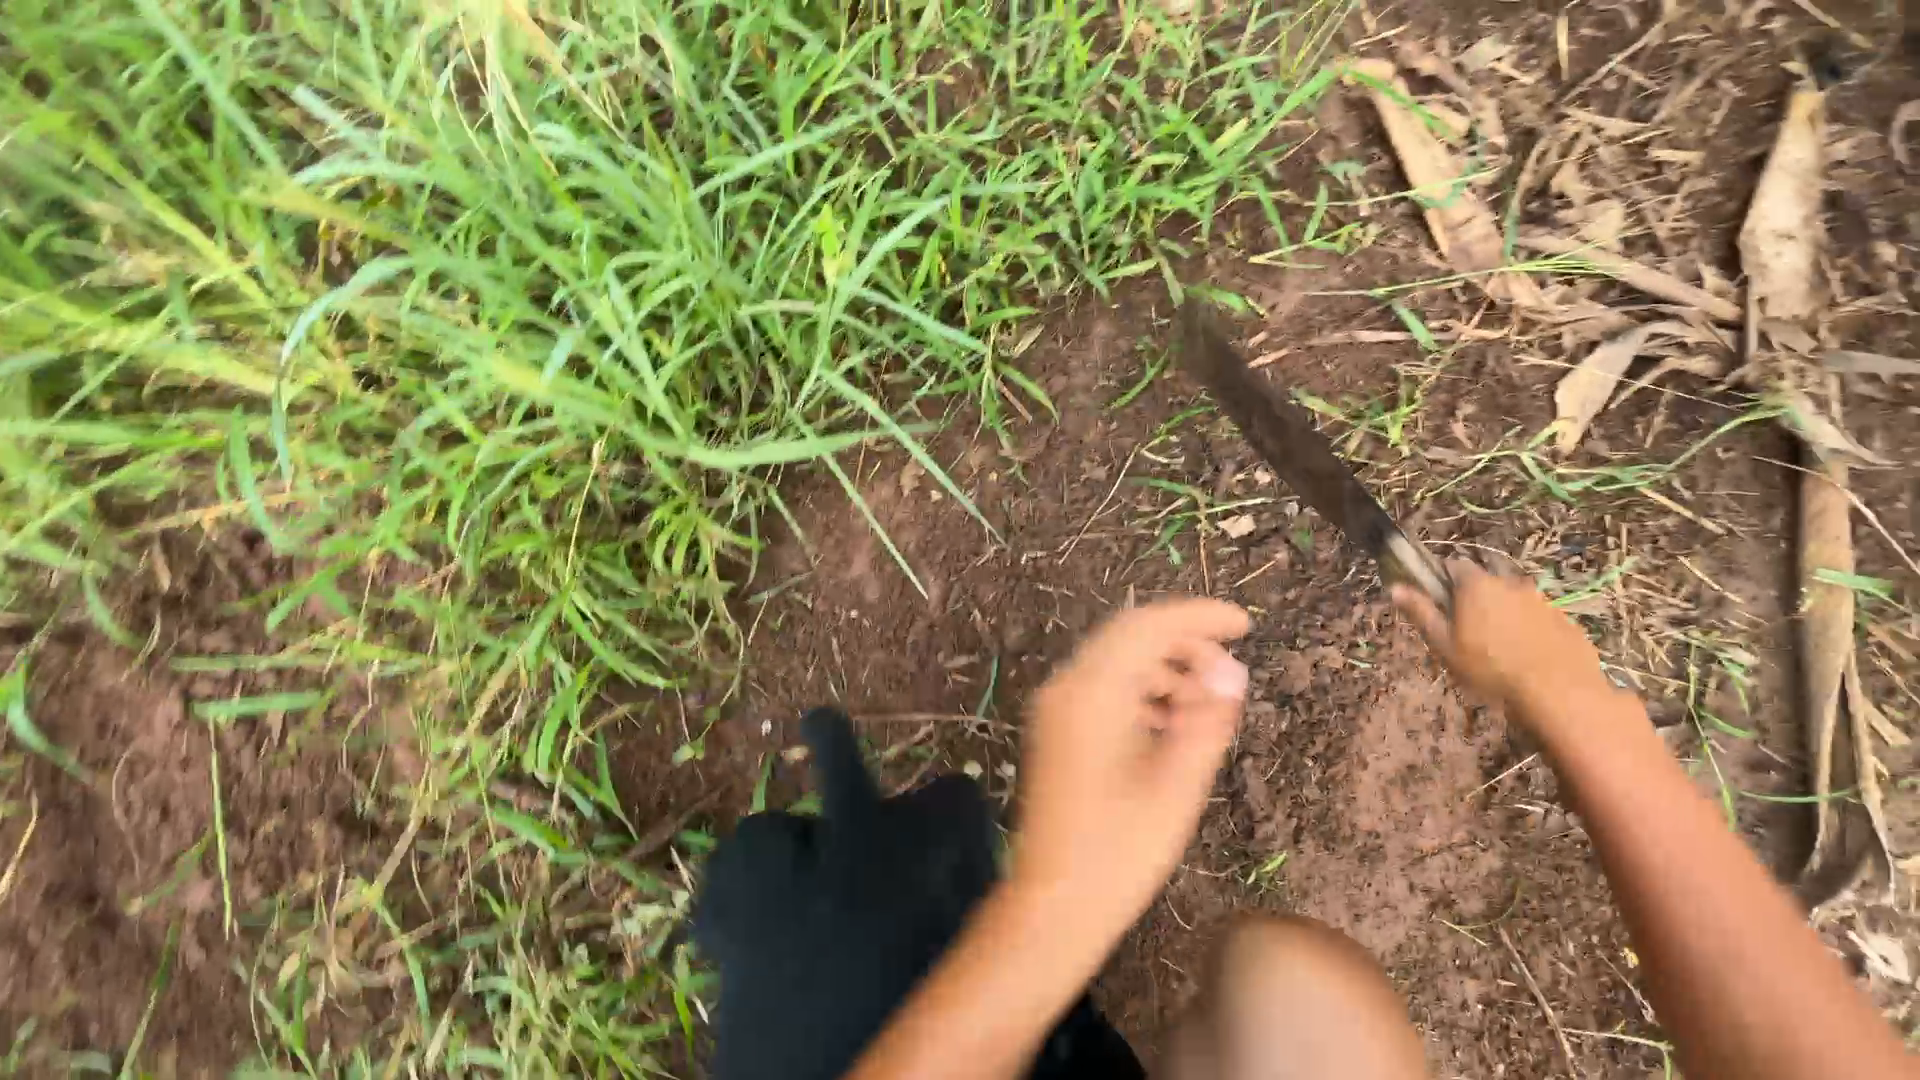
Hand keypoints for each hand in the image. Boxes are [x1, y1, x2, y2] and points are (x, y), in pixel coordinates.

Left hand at [1012, 598, 1250, 941]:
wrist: (1055, 902)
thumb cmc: (1118, 851)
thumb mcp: (1176, 787)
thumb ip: (1205, 721)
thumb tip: (1230, 673)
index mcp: (1092, 694)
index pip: (1147, 626)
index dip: (1199, 618)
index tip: (1245, 624)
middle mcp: (1067, 688)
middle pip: (1130, 637)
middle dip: (1185, 643)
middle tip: (1230, 673)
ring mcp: (1057, 708)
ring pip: (1117, 661)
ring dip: (1166, 668)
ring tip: (1209, 703)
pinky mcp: (1058, 729)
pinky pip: (1104, 688)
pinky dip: (1142, 690)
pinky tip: (1173, 723)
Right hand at [1391, 560, 1619, 743]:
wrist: (1558, 693)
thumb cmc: (1489, 667)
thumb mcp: (1444, 643)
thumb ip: (1421, 612)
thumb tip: (1395, 587)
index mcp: (1477, 585)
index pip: (1454, 564)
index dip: (1442, 579)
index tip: (1438, 601)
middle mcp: (1511, 583)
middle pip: (1486, 582)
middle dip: (1474, 597)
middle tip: (1466, 629)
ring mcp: (1542, 600)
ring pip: (1513, 600)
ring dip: (1502, 613)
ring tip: (1498, 647)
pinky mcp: (1565, 620)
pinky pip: (1538, 617)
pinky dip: (1528, 628)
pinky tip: (1526, 655)